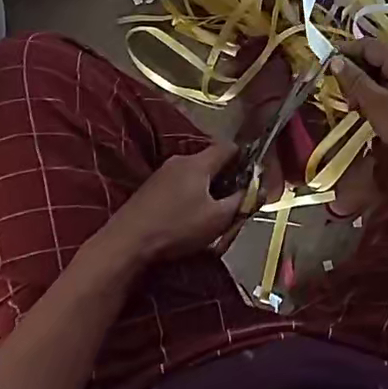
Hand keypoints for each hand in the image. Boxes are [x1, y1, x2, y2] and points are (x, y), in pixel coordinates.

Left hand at [100, 144, 243, 265]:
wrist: (128, 241)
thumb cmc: (178, 227)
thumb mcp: (218, 218)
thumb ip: (242, 201)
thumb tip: (259, 190)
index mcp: (198, 162)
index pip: (228, 147)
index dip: (244, 158)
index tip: (252, 176)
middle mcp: (179, 160)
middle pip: (210, 162)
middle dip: (225, 179)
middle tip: (234, 202)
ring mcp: (161, 173)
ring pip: (194, 175)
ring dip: (207, 189)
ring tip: (212, 214)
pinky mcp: (150, 188)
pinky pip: (179, 184)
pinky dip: (190, 195)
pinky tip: (188, 217)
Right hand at [334, 39, 387, 178]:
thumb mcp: (374, 102)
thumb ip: (354, 79)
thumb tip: (335, 60)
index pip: (370, 45)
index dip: (347, 49)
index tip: (325, 60)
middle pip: (376, 58)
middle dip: (353, 69)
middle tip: (337, 86)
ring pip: (380, 75)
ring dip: (361, 85)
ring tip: (349, 103)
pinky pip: (386, 90)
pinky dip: (371, 95)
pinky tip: (361, 110)